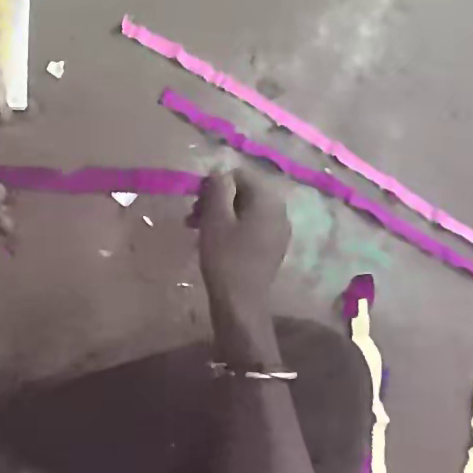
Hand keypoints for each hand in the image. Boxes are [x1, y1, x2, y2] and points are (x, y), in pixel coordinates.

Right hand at [195, 170, 288, 316]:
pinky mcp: (273, 247)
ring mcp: (279, 230)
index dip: (214, 184)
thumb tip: (219, 170)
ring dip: (221, 214)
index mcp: (267, 200)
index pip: (239, 175)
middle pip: (244, 192)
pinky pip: (251, 227)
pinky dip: (232, 228)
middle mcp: (279, 211)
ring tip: (198, 230)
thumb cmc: (225, 257)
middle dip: (216, 200)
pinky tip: (215, 242)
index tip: (195, 201)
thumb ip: (217, 189)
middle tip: (192, 217)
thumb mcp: (215, 219)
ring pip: (246, 210)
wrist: (241, 302)